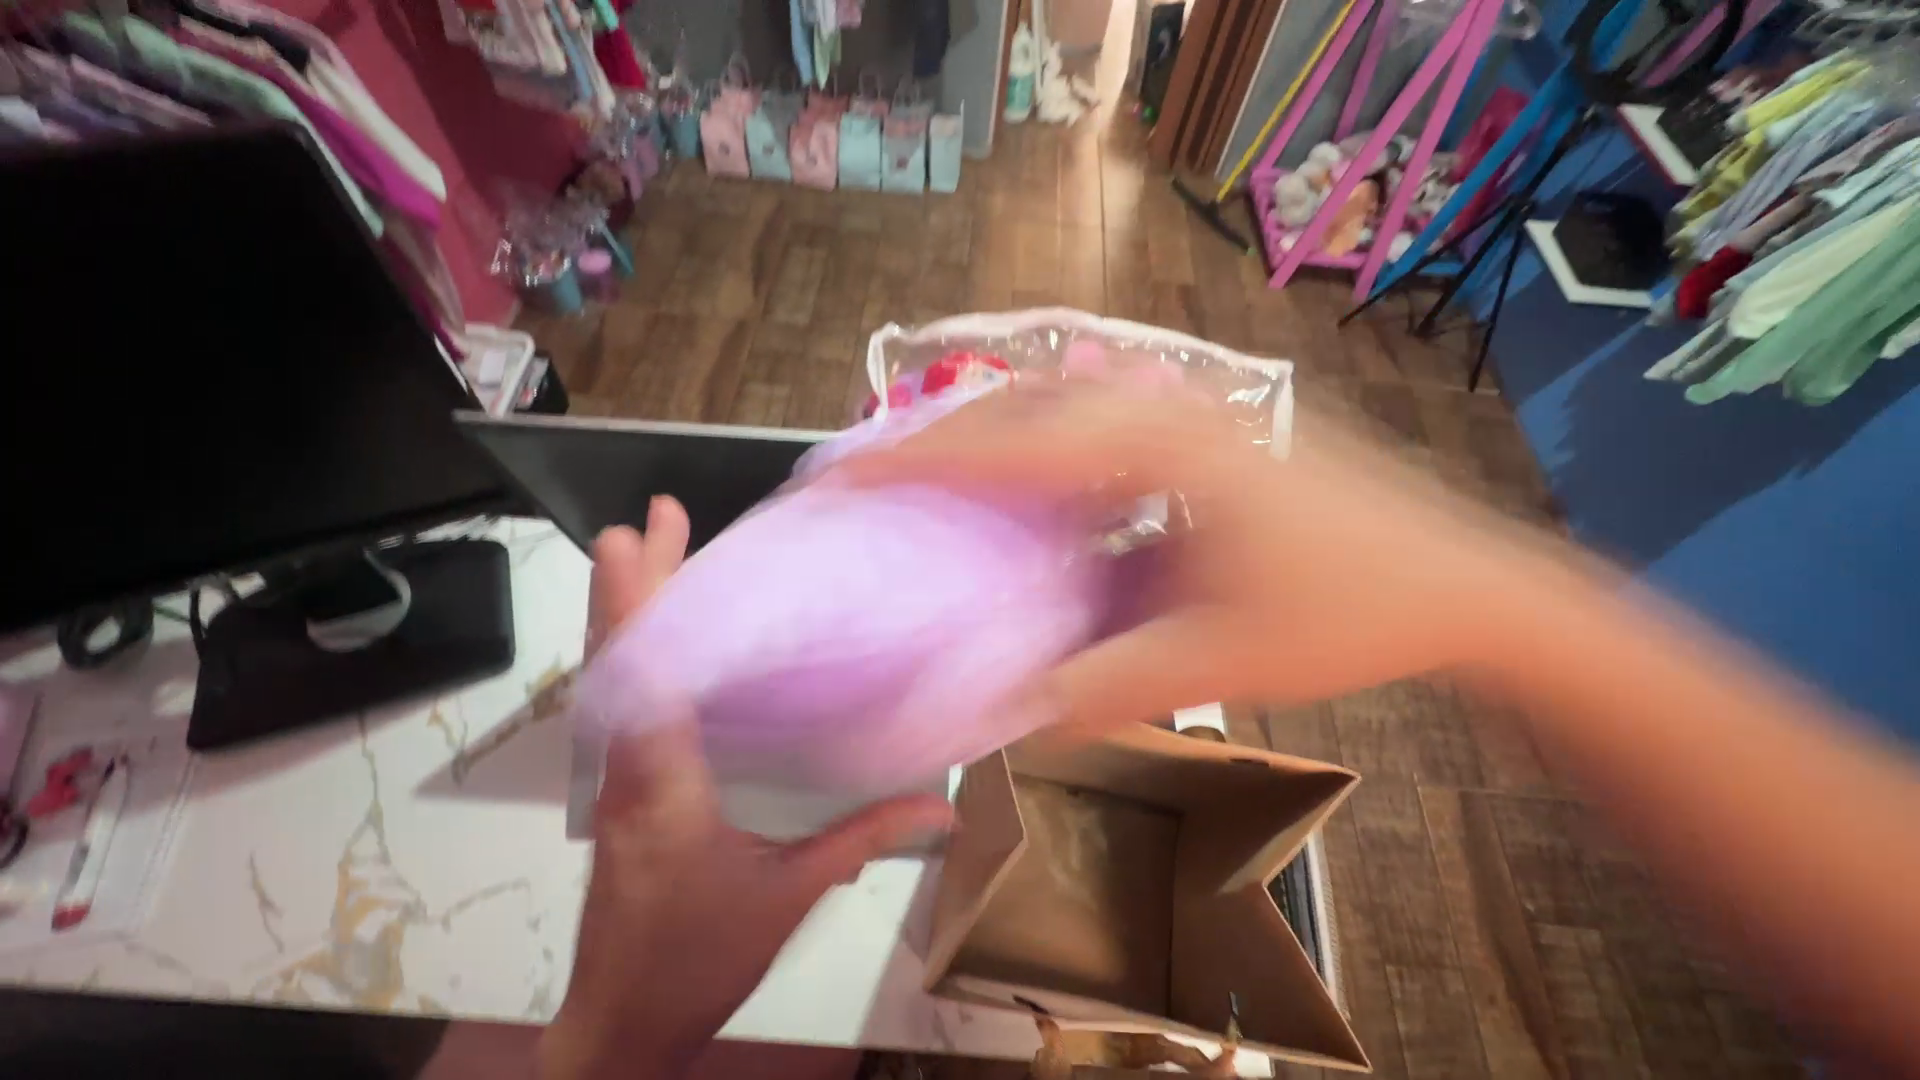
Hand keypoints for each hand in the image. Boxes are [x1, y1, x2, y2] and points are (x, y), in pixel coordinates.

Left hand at [541, 497, 953, 1079]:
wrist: (622, 1024)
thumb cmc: (698, 959)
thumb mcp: (789, 896)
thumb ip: (862, 840)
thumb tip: (945, 807)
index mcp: (661, 783)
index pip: (642, 680)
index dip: (634, 606)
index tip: (635, 541)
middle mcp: (626, 766)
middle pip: (619, 659)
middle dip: (633, 583)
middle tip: (656, 518)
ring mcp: (615, 776)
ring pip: (615, 676)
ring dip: (632, 609)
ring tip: (657, 548)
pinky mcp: (621, 788)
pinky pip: (628, 701)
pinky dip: (644, 650)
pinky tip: (673, 632)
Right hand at [840, 383, 1545, 728]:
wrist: (1462, 583)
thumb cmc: (1348, 613)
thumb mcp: (1215, 661)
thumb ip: (1098, 689)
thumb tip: (999, 717)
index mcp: (1154, 444)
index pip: (1000, 447)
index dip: (906, 463)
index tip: (831, 478)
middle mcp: (1158, 407)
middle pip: (1010, 412)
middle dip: (927, 446)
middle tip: (860, 485)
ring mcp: (1179, 413)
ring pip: (1044, 418)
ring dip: (976, 451)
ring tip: (913, 492)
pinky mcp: (1192, 436)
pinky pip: (1083, 440)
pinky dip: (1030, 469)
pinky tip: (1008, 510)